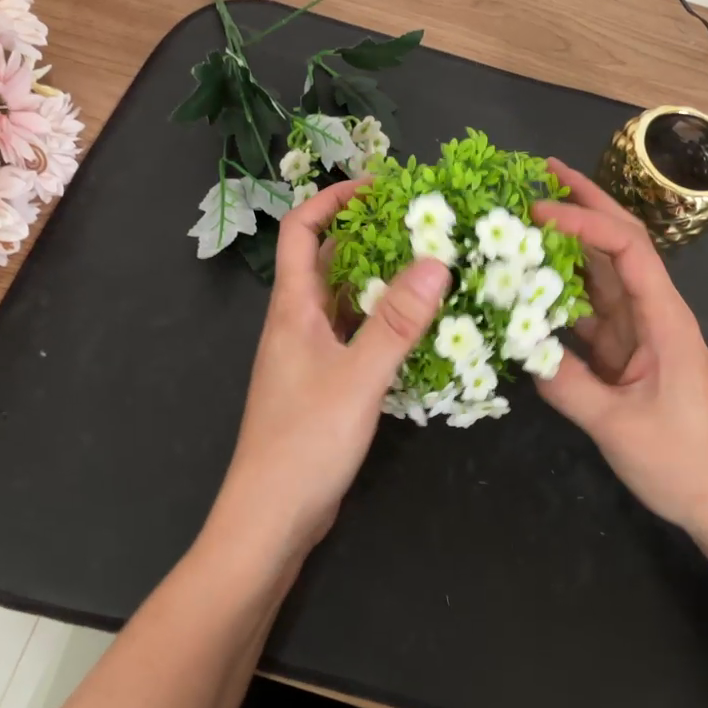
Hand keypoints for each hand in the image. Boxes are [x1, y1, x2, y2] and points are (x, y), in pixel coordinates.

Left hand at [210, 178, 451, 557]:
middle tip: (423, 225)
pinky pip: (355, 336)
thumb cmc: (305, 443)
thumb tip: (436, 260)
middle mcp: (297, 324)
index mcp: (292, 309)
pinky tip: (421, 329)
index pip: (301, 230)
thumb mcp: (358, 378)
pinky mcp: (324, 385)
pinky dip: (383, 323)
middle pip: (327, 261)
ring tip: (432, 267)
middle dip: (369, 235)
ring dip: (380, 280)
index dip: (333, 199)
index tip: (380, 187)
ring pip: (344, 301)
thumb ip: (397, 322)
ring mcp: (309, 356)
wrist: (270, 520)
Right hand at [532, 159, 707, 538]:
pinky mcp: (628, 353)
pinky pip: (592, 311)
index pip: (627, 249)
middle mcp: (655, 313)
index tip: (539, 209)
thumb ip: (569, 386)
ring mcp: (641, 332)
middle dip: (588, 203)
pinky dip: (562, 293)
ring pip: (604, 273)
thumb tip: (524, 351)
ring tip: (531, 213)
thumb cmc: (682, 462)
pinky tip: (532, 281)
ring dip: (571, 241)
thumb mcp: (618, 427)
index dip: (585, 220)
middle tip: (543, 172)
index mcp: (665, 319)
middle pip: (622, 244)